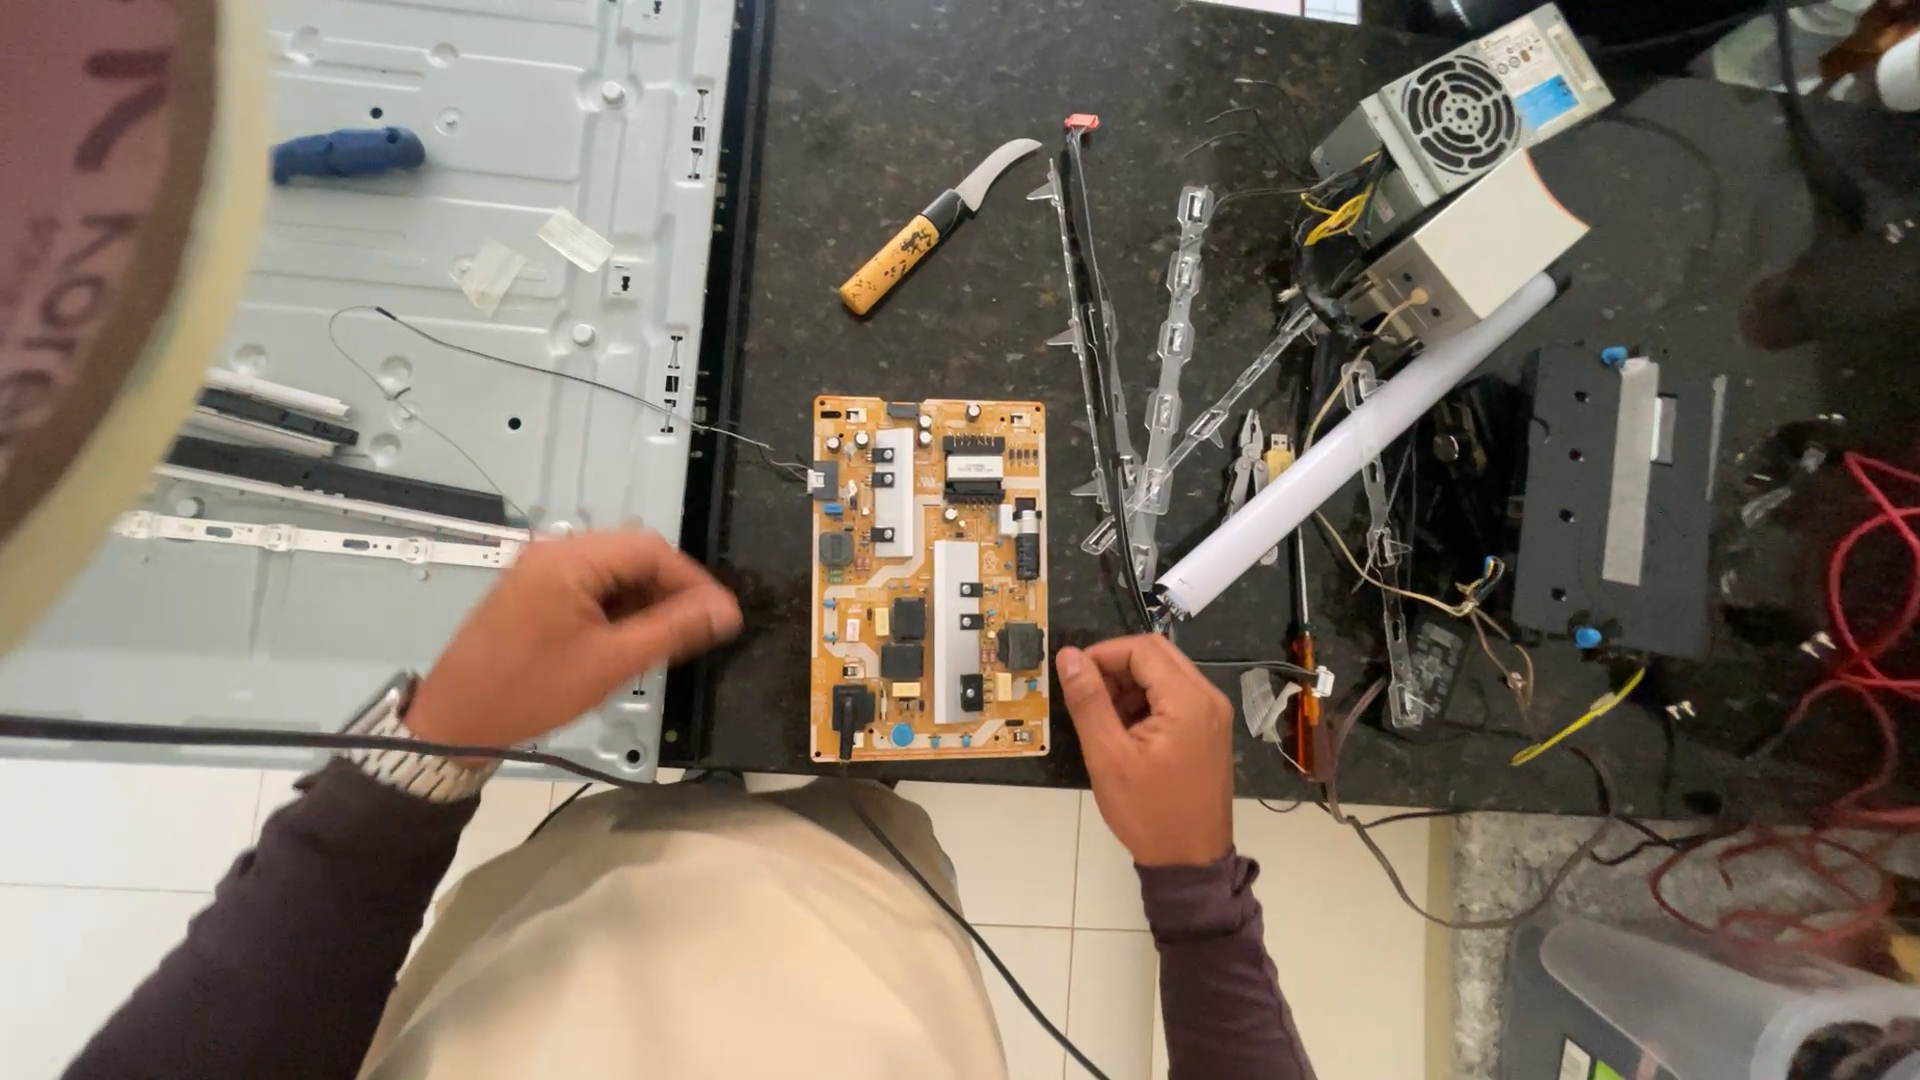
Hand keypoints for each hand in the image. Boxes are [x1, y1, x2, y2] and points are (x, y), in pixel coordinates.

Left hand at [405, 530, 740, 751]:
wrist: (453, 724)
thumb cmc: (530, 692)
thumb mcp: (613, 662)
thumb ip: (675, 629)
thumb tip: (726, 611)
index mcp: (569, 560)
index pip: (652, 550)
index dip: (694, 580)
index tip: (719, 613)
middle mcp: (554, 552)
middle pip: (634, 556)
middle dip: (670, 590)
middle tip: (696, 627)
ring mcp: (541, 568)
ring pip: (615, 571)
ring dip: (646, 599)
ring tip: (663, 637)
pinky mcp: (535, 588)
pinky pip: (592, 584)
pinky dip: (619, 606)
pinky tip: (629, 636)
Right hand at [1057, 635, 1234, 866]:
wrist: (1190, 863)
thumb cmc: (1147, 812)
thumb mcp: (1107, 756)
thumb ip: (1087, 700)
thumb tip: (1068, 655)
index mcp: (1188, 701)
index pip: (1141, 649)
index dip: (1102, 654)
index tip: (1074, 677)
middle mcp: (1208, 698)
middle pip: (1155, 654)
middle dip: (1115, 666)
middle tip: (1087, 695)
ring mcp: (1212, 713)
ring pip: (1163, 672)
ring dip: (1128, 684)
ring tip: (1103, 718)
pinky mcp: (1208, 728)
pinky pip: (1173, 695)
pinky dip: (1144, 700)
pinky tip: (1125, 730)